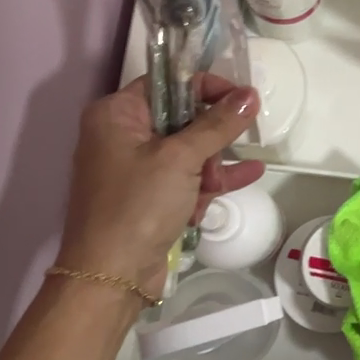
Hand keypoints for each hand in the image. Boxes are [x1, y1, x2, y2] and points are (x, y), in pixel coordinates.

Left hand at [56, 74, 265, 297]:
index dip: (206, 86)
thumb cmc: (138, 205)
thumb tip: (250, 95)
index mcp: (116, 114)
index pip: (167, 81)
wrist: (110, 277)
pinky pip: (186, 177)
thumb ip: (218, 124)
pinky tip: (248, 175)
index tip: (241, 99)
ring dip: (211, 165)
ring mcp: (135, 168)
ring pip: (188, 149)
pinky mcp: (149, 196)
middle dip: (210, 137)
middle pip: (182, 116)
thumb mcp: (181, 158)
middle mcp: (121, 135)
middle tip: (227, 150)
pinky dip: (210, 180)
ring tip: (222, 182)